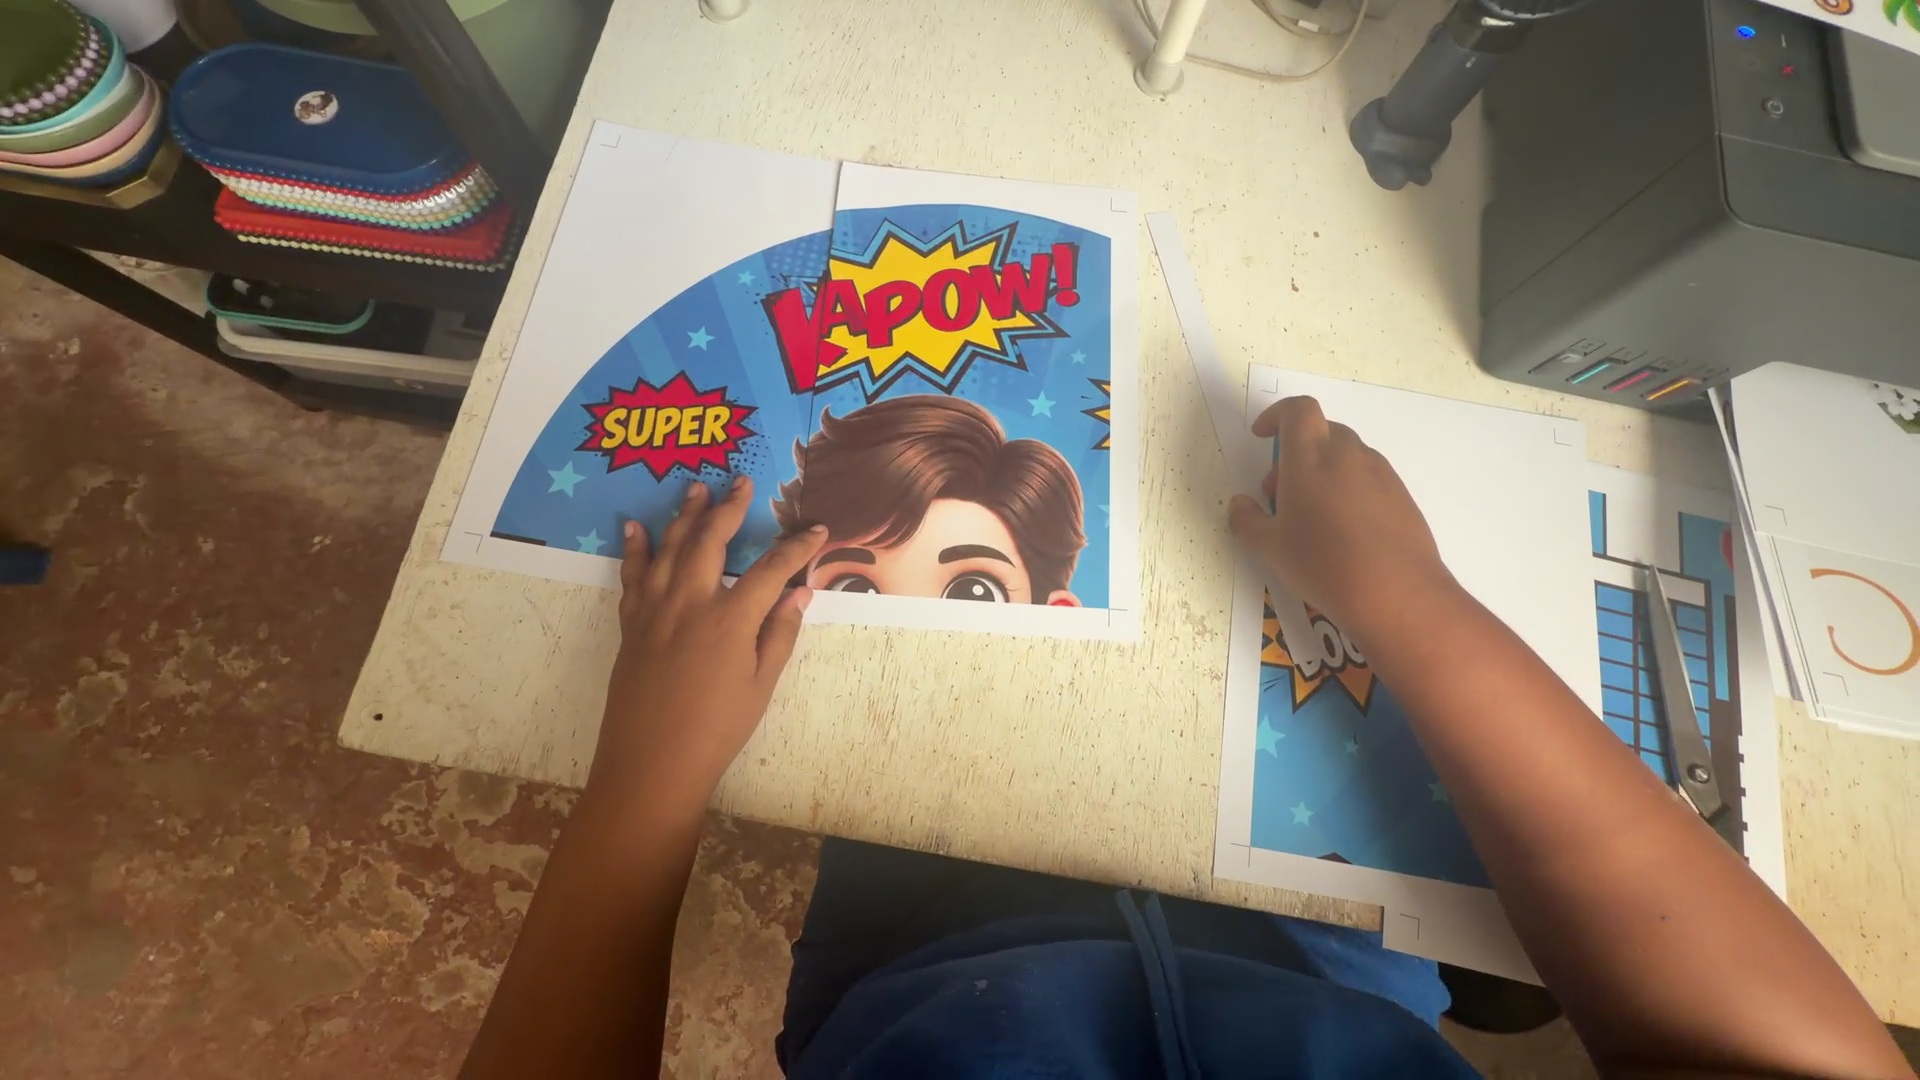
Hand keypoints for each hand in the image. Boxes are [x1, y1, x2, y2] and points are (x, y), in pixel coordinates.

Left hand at [585, 476, 827, 814]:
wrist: (650, 764)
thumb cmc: (716, 729)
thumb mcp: (761, 685)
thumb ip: (780, 634)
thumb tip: (800, 593)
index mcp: (731, 620)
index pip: (772, 569)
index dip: (798, 547)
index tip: (816, 529)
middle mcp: (691, 603)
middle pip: (712, 541)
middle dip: (730, 508)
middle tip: (741, 483)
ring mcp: (656, 610)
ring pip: (670, 548)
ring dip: (684, 515)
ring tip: (695, 488)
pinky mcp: (632, 624)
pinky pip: (633, 576)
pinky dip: (634, 548)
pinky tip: (634, 526)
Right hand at [1226, 395, 1455, 630]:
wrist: (1397, 594)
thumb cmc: (1322, 563)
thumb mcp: (1269, 548)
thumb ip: (1246, 520)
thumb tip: (1240, 504)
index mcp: (1310, 459)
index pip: (1298, 411)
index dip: (1276, 414)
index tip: (1261, 435)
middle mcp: (1348, 456)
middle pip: (1322, 432)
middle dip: (1294, 452)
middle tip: (1278, 491)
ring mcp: (1380, 474)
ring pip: (1345, 456)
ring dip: (1322, 471)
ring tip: (1309, 515)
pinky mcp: (1402, 497)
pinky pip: (1367, 478)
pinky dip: (1347, 489)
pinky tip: (1341, 532)